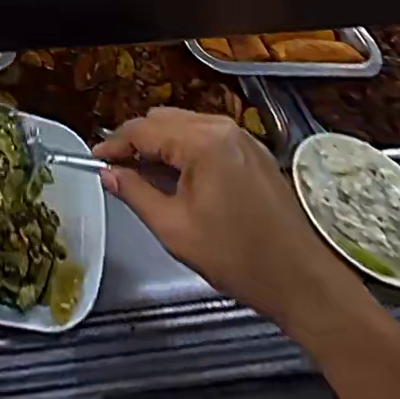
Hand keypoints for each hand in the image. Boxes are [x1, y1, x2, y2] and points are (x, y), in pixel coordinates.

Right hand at [93, 107, 336, 319]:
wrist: (302, 281)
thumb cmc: (239, 258)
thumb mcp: (174, 229)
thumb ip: (135, 193)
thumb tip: (109, 174)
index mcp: (203, 142)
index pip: (143, 130)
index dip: (114, 144)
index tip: (96, 159)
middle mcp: (222, 128)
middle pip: (162, 119)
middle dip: (136, 141)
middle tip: (118, 170)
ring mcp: (240, 136)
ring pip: (183, 124)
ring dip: (160, 144)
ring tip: (144, 176)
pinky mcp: (251, 150)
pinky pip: (205, 135)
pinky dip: (184, 148)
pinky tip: (177, 177)